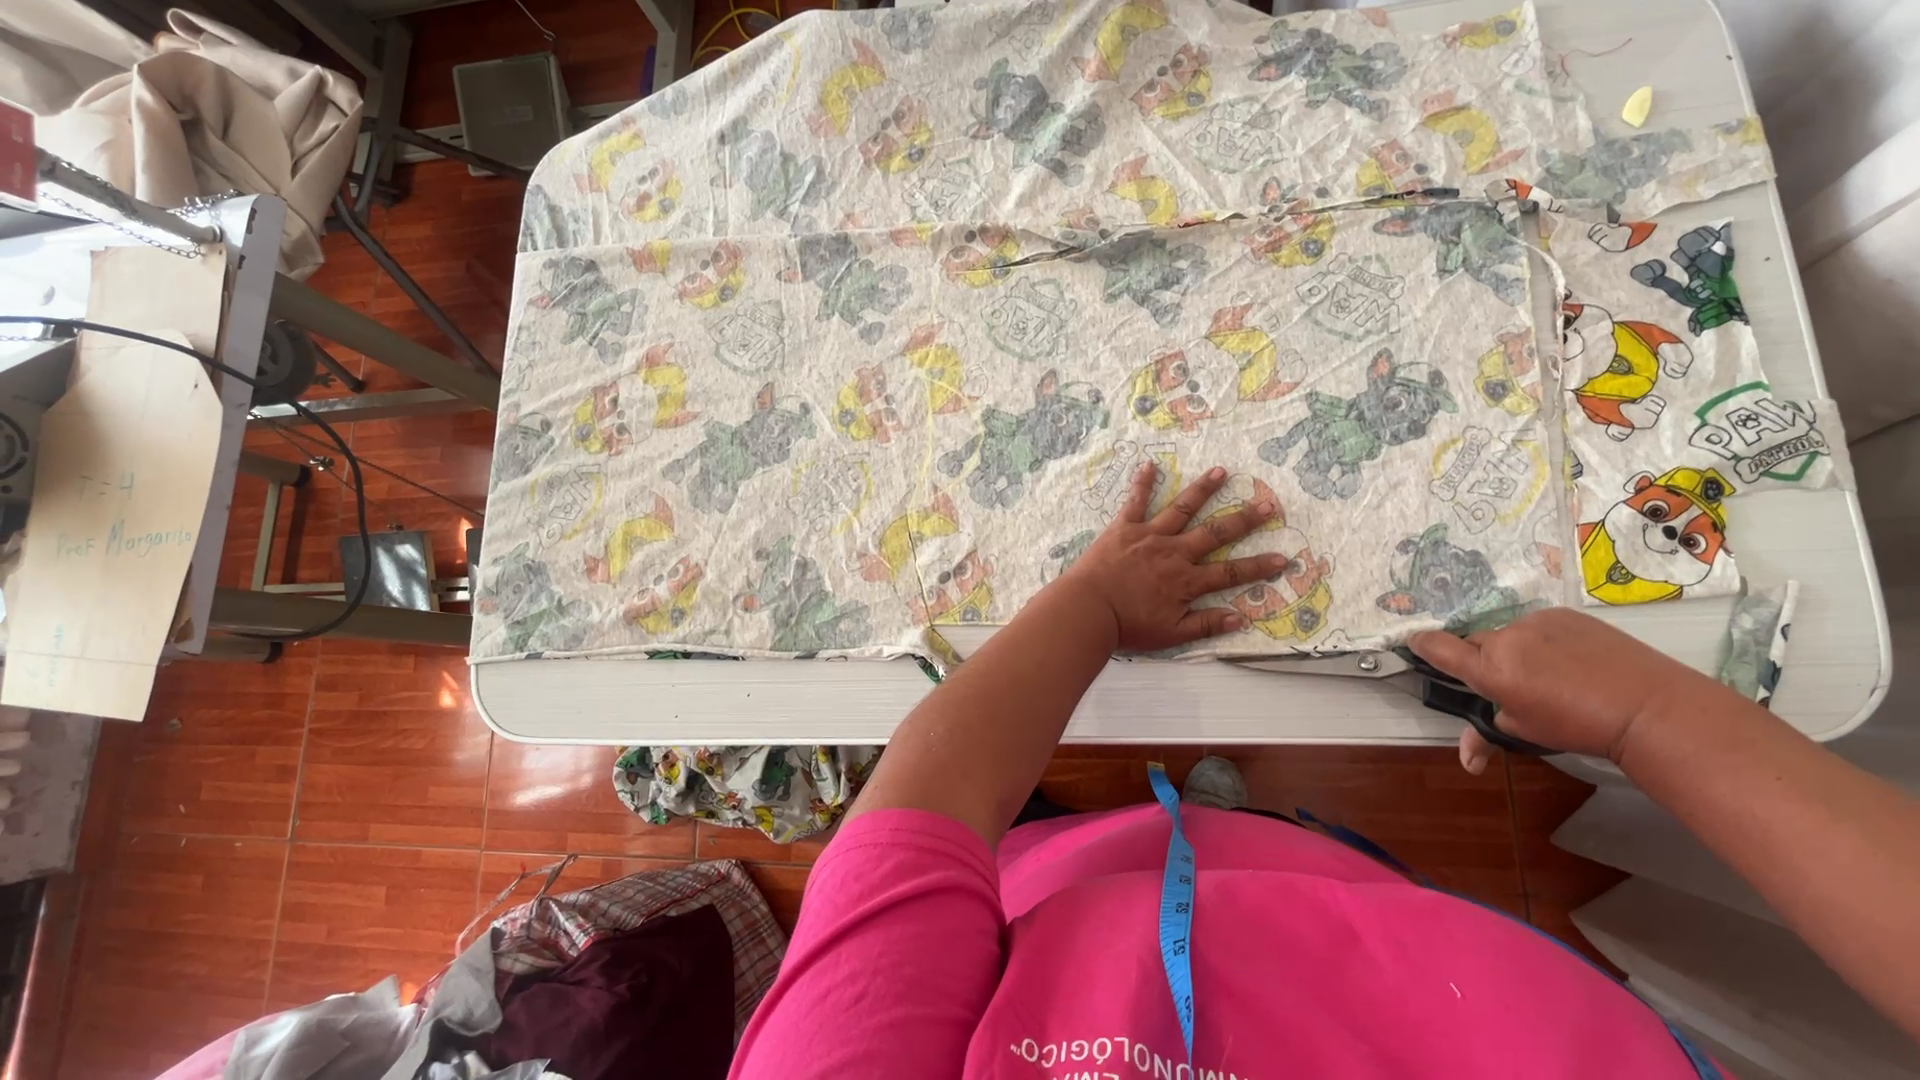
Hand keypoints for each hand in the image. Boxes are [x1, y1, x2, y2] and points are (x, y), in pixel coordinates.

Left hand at [1056, 463, 1283, 651]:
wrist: (1088, 609)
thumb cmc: (1128, 626)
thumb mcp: (1171, 634)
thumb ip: (1206, 625)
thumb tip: (1241, 618)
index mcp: (1186, 581)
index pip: (1231, 573)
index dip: (1258, 566)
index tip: (1283, 558)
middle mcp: (1174, 553)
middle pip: (1215, 533)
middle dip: (1244, 519)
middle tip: (1268, 504)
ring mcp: (1149, 536)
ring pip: (1182, 509)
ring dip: (1203, 489)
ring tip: (1222, 471)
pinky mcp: (1124, 528)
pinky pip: (1135, 501)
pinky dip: (1142, 483)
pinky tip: (1149, 464)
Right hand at [1408, 608, 1719, 772]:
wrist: (1649, 707)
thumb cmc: (1579, 726)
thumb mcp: (1527, 734)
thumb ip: (1486, 737)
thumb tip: (1468, 762)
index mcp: (1490, 669)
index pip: (1438, 646)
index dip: (1422, 644)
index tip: (1416, 643)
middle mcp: (1506, 639)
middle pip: (1477, 643)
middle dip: (1485, 660)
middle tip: (1511, 683)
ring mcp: (1537, 622)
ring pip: (1510, 634)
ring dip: (1517, 650)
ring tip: (1549, 674)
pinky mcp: (1565, 614)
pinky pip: (1539, 625)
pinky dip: (1544, 640)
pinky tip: (1570, 659)